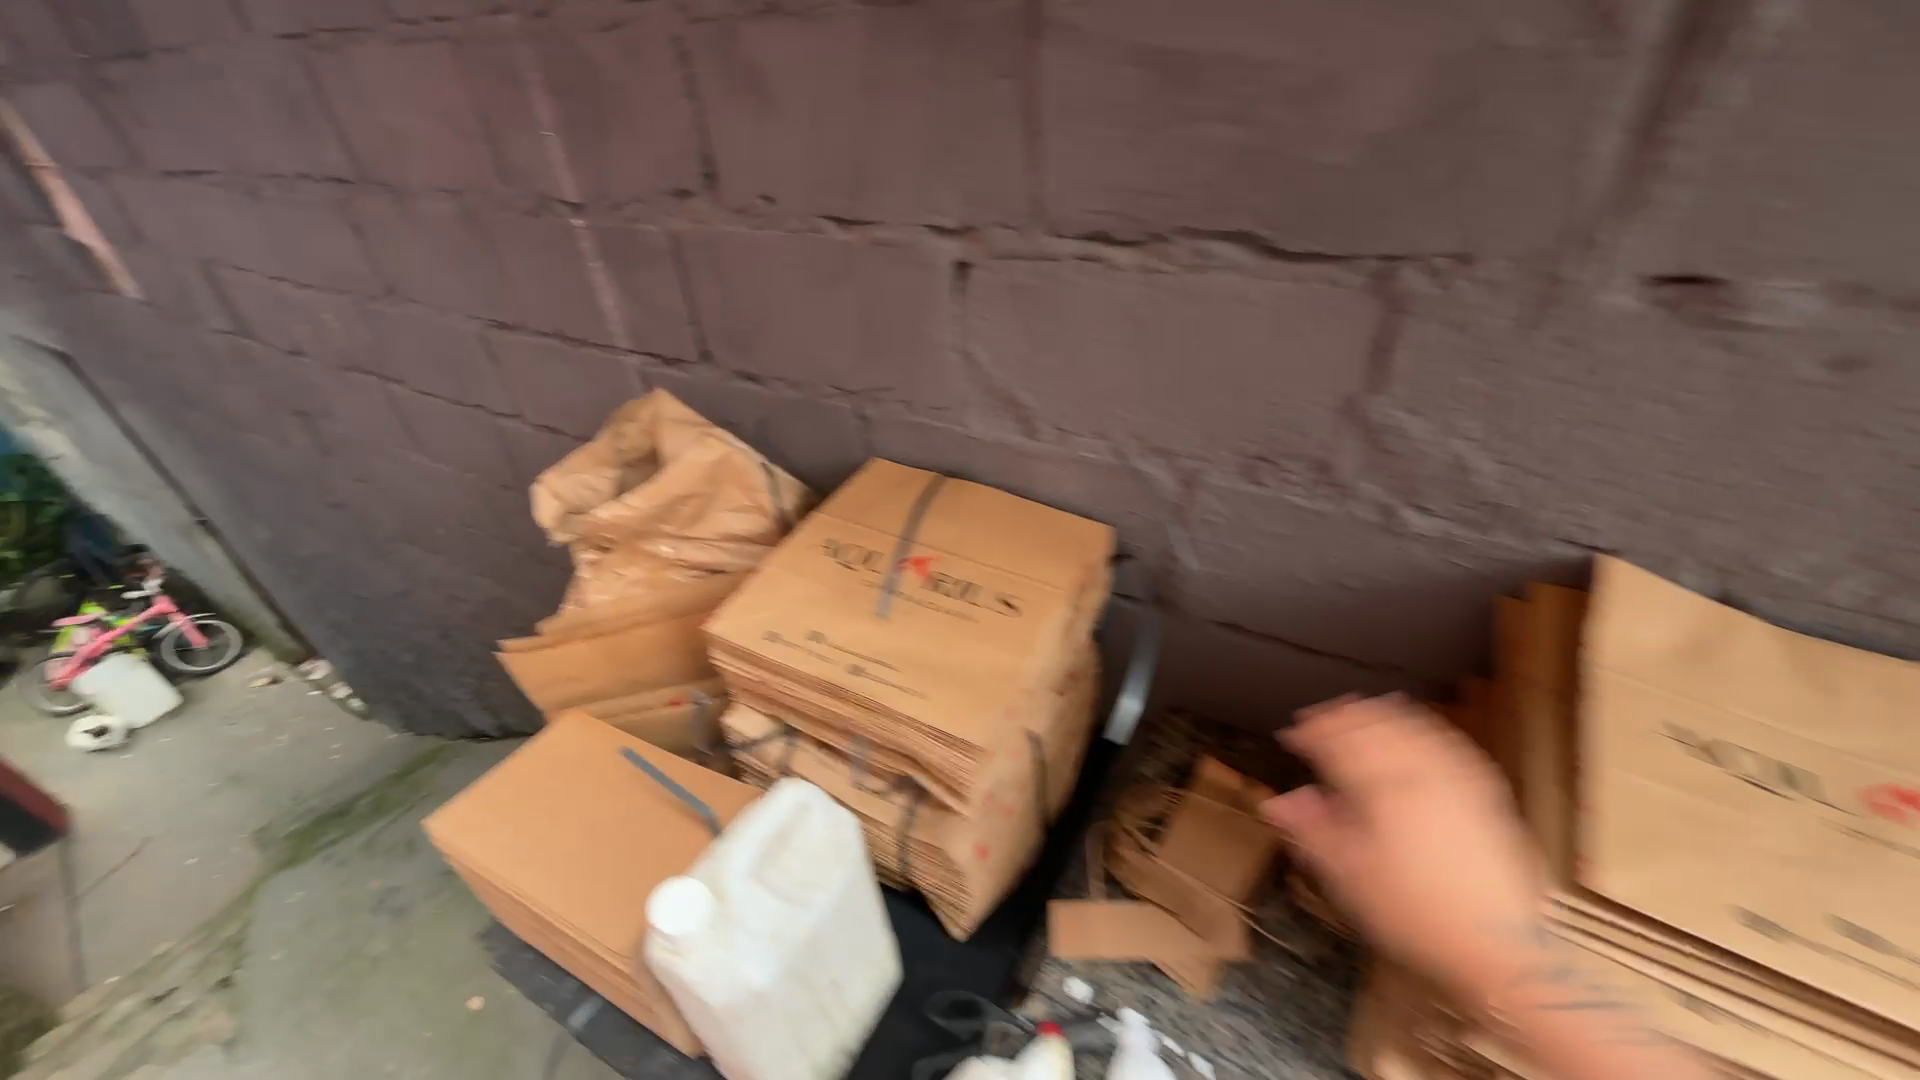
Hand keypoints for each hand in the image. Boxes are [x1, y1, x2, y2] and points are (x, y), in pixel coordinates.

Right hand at [1261, 695, 1545, 1004]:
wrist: (1499, 949)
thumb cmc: (1414, 914)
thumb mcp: (1348, 876)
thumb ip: (1311, 830)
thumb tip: (1277, 802)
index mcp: (1382, 791)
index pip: (1338, 744)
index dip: (1310, 733)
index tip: (1291, 734)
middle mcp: (1420, 775)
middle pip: (1375, 728)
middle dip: (1343, 716)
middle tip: (1318, 716)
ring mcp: (1457, 782)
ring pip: (1414, 729)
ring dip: (1382, 714)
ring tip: (1360, 708)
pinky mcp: (1484, 795)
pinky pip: (1450, 744)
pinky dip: (1426, 727)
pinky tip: (1417, 728)